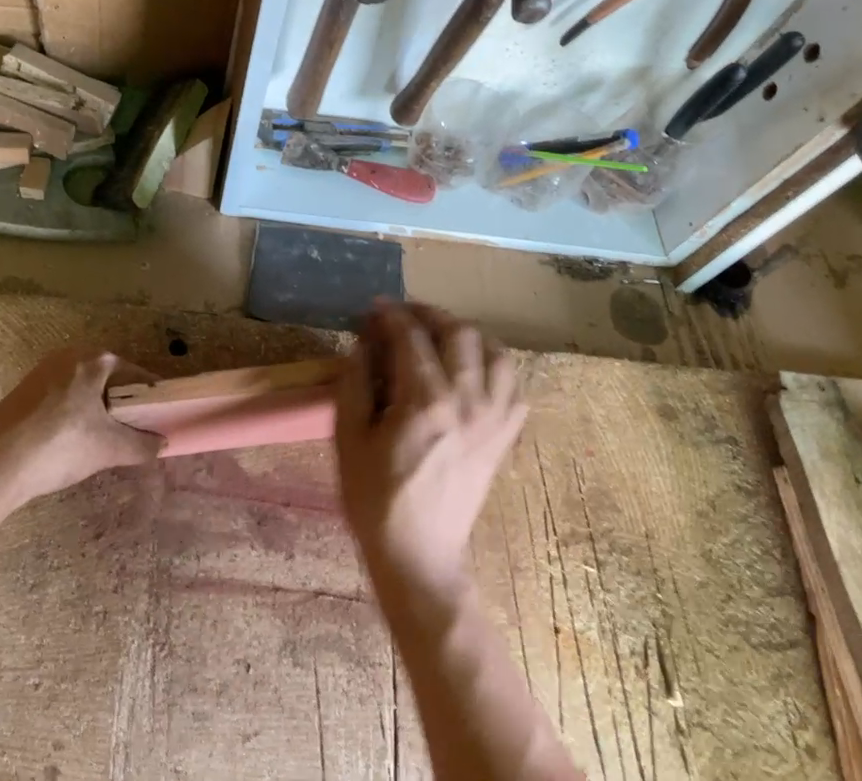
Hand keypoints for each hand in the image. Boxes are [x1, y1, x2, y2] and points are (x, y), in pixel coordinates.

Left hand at [0, 346, 165, 507]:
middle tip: (135, 436)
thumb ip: (143, 444)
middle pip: (109, 381)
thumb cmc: (60, 444)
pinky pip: (62, 401)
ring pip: (84, 392)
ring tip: (105, 445)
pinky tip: (72, 445)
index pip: (137, 375)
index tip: (162, 422)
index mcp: (93, 359)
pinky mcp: (23, 394)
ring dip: (98, 415)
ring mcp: (41, 373)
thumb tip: (162, 443)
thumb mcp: (110, 448)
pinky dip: (74, 419)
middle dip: (124, 408)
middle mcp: (68, 357)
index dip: (153, 399)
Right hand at [335, 303, 528, 611]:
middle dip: (430, 314)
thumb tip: (363, 345)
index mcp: (424, 400)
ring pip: (496, 353)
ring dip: (467, 335)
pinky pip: (513, 387)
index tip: (374, 308)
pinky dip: (495, 367)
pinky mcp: (504, 438)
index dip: (391, 315)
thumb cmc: (374, 498)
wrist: (418, 553)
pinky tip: (472, 371)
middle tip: (404, 315)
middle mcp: (467, 401)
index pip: (411, 336)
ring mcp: (493, 419)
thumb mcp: (348, 439)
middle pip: (459, 333)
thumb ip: (355, 384)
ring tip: (441, 336)